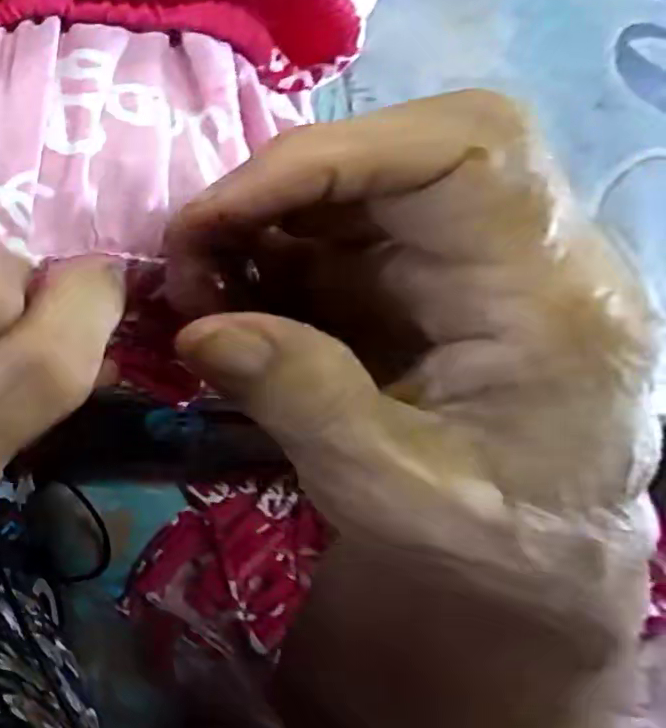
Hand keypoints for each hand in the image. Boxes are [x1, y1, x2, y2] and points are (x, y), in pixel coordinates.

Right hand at [163, 91, 659, 727]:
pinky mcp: (380, 288)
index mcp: (537, 295)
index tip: (210, 222)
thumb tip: (200, 328)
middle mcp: (497, 258)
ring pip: (331, 186)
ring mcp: (435, 269)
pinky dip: (238, 254)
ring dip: (241, 224)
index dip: (321, 160)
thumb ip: (306, 402)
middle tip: (190, 258)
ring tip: (193, 294)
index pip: (457, 154)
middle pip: (389, 149)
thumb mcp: (393, 491)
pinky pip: (299, 234)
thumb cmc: (476, 543)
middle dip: (266, 189)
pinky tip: (212, 306)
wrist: (498, 577)